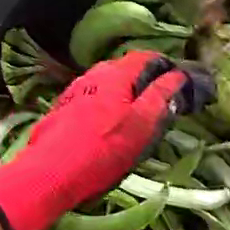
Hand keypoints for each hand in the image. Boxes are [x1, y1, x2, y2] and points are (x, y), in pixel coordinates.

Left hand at [0, 51, 208, 229]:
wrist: (49, 172)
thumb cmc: (102, 150)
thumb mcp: (141, 125)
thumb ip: (161, 97)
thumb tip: (178, 75)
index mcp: (114, 74)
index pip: (145, 57)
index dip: (166, 66)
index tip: (180, 83)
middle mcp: (92, 74)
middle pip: (125, 69)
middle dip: (146, 81)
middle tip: (162, 102)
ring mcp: (75, 90)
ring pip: (108, 85)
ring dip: (125, 94)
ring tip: (138, 117)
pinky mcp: (64, 108)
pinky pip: (93, 98)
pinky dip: (108, 105)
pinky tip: (110, 125)